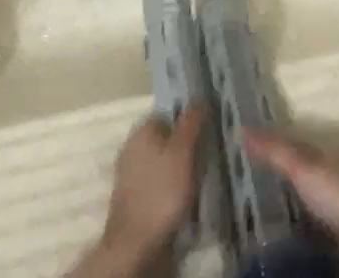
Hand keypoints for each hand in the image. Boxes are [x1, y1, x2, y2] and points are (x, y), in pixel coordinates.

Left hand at [107, 105, 207, 250]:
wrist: (136, 241)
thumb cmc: (162, 191)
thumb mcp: (182, 152)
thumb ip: (191, 123)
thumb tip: (199, 97)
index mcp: (142, 130)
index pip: (169, 114)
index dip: (189, 120)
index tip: (208, 130)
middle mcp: (132, 146)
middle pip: (165, 137)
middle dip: (186, 144)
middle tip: (208, 155)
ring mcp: (130, 172)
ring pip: (162, 161)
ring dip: (180, 167)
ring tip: (201, 177)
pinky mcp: (133, 195)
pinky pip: (158, 181)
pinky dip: (171, 185)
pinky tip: (184, 196)